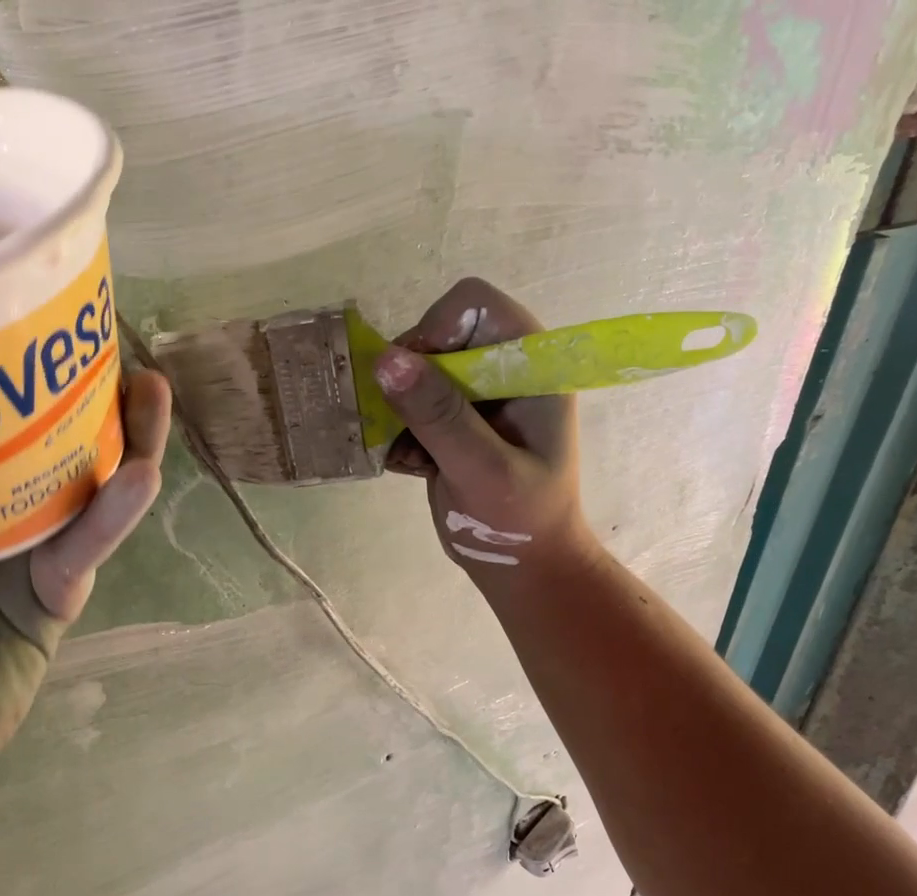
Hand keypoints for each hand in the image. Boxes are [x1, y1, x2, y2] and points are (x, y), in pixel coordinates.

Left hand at [0, 330, 171, 793]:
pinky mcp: (52, 594)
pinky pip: (88, 542)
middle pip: (28, 421)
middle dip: (65, 372)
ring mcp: (18, 546)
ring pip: (79, 473)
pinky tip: (138, 468)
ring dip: (118, 428)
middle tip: (87, 318)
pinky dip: (115, 508)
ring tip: (143, 381)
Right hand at [373, 278, 592, 588]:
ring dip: (398, 413)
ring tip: (411, 455)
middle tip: (405, 426)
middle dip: (409, 382)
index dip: (437, 330)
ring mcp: (473, 397)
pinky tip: (413, 466)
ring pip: (412, 373)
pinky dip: (398, 434)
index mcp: (530, 365)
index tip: (418, 380)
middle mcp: (501, 371)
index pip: (474, 305)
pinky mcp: (450, 423)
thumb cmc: (518, 521)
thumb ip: (438, 414)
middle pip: (434, 336)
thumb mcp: (481, 468)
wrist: (525, 568)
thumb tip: (386, 359)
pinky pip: (405, 406)